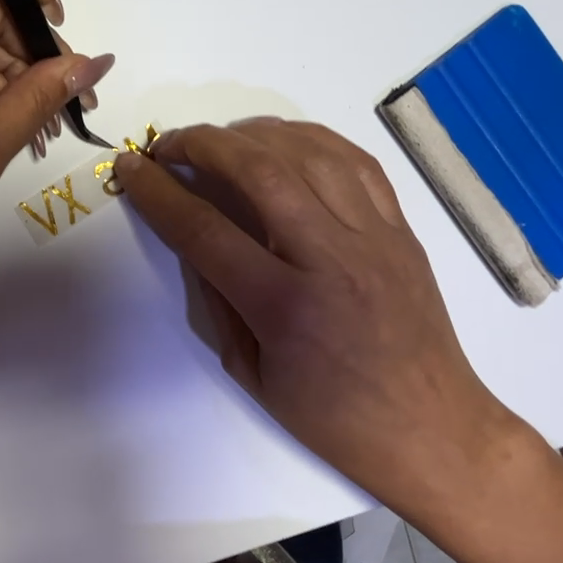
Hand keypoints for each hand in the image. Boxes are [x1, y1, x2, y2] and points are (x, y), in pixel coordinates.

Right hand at [114, 119, 527, 516]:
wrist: (433, 428)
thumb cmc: (329, 416)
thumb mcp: (249, 369)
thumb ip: (214, 296)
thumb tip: (189, 235)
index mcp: (284, 306)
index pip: (205, 228)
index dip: (158, 191)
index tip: (129, 167)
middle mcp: (331, 258)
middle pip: (259, 171)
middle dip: (201, 144)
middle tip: (168, 145)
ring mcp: (373, 237)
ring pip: (308, 152)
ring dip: (251, 133)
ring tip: (218, 140)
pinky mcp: (401, 228)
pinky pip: (354, 159)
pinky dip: (309, 137)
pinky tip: (279, 141)